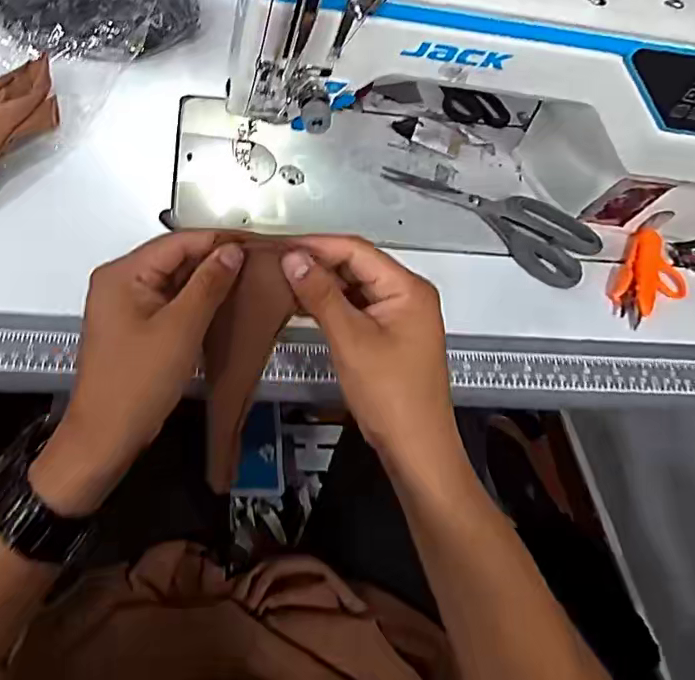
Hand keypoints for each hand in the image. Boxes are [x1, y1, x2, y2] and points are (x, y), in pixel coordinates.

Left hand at [30, 232, 242, 515]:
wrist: (105, 438)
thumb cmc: (132, 387)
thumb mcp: (181, 329)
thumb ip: (209, 284)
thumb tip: (230, 253)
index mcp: (121, 274)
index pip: (177, 242)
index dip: (217, 241)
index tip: (250, 243)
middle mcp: (118, 282)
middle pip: (174, 257)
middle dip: (213, 259)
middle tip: (251, 261)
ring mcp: (124, 303)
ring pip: (173, 278)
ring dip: (206, 279)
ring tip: (242, 279)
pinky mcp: (133, 323)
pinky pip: (169, 299)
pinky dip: (194, 299)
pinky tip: (218, 302)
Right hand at [281, 235, 466, 482]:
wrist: (416, 450)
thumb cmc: (394, 399)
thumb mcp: (350, 339)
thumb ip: (320, 294)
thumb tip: (295, 260)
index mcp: (408, 288)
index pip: (356, 250)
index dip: (317, 245)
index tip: (283, 246)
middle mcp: (408, 294)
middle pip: (356, 264)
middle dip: (317, 262)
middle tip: (279, 262)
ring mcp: (399, 313)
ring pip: (354, 284)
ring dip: (322, 282)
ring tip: (285, 280)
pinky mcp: (389, 331)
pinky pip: (356, 304)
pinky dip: (331, 303)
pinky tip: (304, 303)